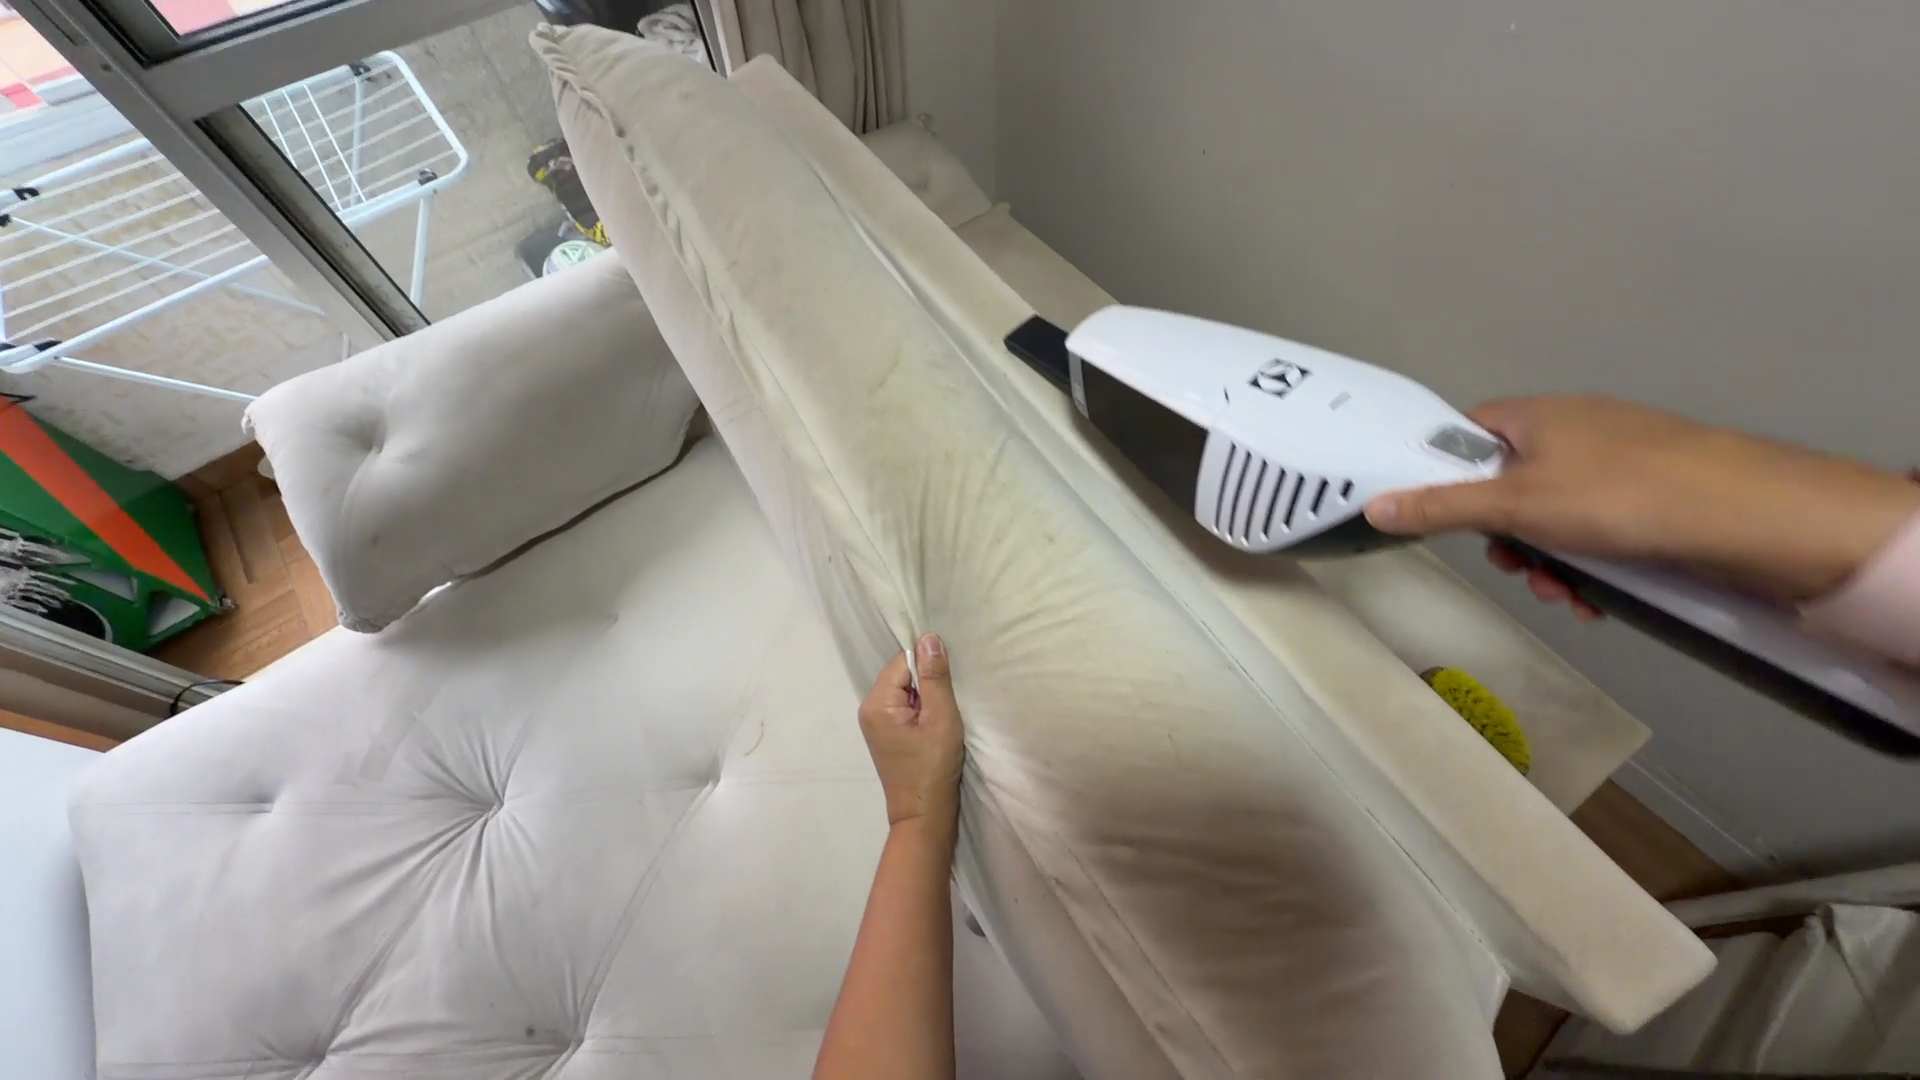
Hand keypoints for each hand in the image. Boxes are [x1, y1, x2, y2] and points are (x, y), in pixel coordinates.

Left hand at [859, 634, 964, 828]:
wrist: (924, 814)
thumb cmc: (933, 766)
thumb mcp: (941, 717)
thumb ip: (935, 676)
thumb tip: (929, 638)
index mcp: (877, 702)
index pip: (903, 661)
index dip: (928, 665)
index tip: (949, 679)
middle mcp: (869, 708)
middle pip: (901, 674)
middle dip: (927, 681)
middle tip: (948, 701)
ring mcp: (875, 722)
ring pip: (905, 689)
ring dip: (926, 696)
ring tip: (942, 715)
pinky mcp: (885, 733)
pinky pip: (903, 706)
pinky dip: (921, 710)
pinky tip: (934, 725)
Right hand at [1365, 396, 1919, 603]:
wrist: (1757, 516)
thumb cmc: (1617, 495)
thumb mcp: (1512, 505)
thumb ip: (1438, 508)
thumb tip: (1372, 506)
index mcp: (1534, 415)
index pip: (1463, 435)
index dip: (1444, 473)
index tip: (1440, 512)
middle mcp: (1572, 429)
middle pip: (1504, 483)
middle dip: (1501, 535)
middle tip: (1512, 565)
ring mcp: (1616, 460)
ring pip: (1549, 512)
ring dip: (1543, 557)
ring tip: (1561, 591)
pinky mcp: (1652, 492)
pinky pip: (1593, 524)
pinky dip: (1584, 559)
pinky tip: (1592, 595)